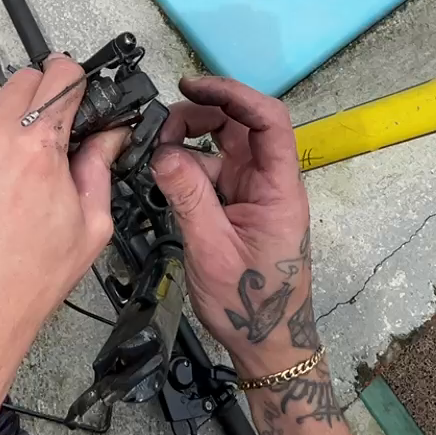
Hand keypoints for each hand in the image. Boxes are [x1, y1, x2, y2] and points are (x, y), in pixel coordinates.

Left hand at [0, 57, 127, 434]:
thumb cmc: (20, 284)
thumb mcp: (87, 228)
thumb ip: (99, 167)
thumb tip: (108, 134)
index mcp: (34, 147)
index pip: (60, 74)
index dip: (72, 82)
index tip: (69, 90)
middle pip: (20, 79)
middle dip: (34, 103)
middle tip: (34, 138)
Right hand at [152, 77, 315, 375]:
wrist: (265, 346)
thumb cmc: (249, 305)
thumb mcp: (212, 251)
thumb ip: (188, 198)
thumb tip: (162, 152)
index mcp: (278, 188)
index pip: (267, 121)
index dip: (233, 94)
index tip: (192, 87)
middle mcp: (267, 181)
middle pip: (239, 125)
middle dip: (199, 115)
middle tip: (161, 126)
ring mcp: (250, 191)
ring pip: (221, 144)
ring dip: (188, 139)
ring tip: (157, 154)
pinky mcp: (234, 203)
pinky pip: (209, 169)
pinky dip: (184, 165)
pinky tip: (164, 177)